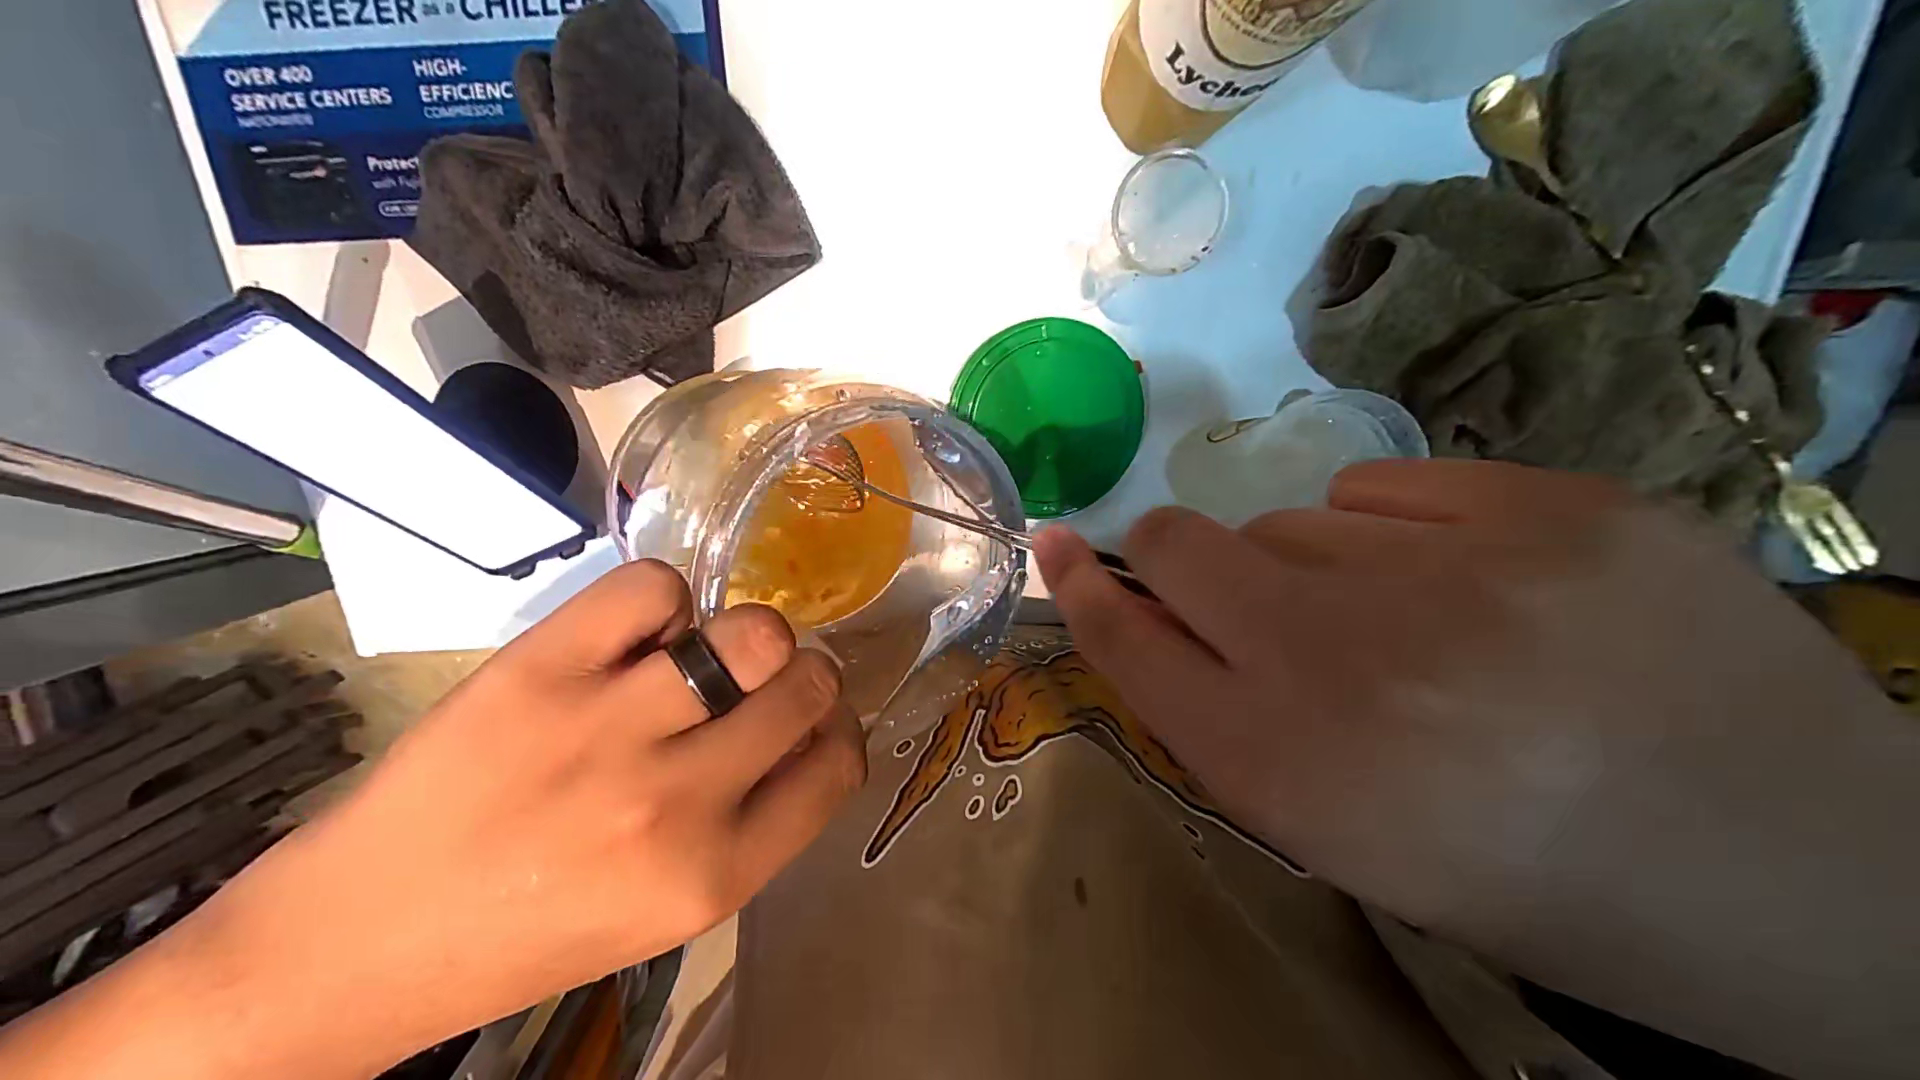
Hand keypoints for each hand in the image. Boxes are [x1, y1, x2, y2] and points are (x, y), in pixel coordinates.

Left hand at [0, 561, 865, 1079]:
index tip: (816, 721)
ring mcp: (605, 728)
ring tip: (707, 655)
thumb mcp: (675, 908)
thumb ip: (759, 821)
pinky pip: (656, 588)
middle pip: (806, 685)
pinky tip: (640, 633)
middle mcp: (675, 802)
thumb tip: (812, 725)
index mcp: (716, 874)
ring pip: (750, 633)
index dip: (839, 730)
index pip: (838, 766)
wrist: (354, 946)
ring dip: (746, 637)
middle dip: (802, 676)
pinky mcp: (540, 669)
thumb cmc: (537, 930)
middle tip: (762, 683)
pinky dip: (664, 600)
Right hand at [1036, 460, 1919, 1078]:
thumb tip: (1128, 601)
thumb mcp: (1314, 814)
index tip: (1054, 541)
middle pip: (1180, 543)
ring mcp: (1456, 574)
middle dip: (1181, 559)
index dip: (1080, 583)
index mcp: (1281, 763)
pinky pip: (1386, 485)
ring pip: (1287, 517)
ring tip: (1401, 625)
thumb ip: (1203, 705)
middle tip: (1248, 600)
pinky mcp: (1556, 509)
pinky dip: (1396, 530)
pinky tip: (1467, 586)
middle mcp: (1342, 661)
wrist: (1773, 875)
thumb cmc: (1490, 856)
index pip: (1125, 636)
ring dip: (1309, 566)